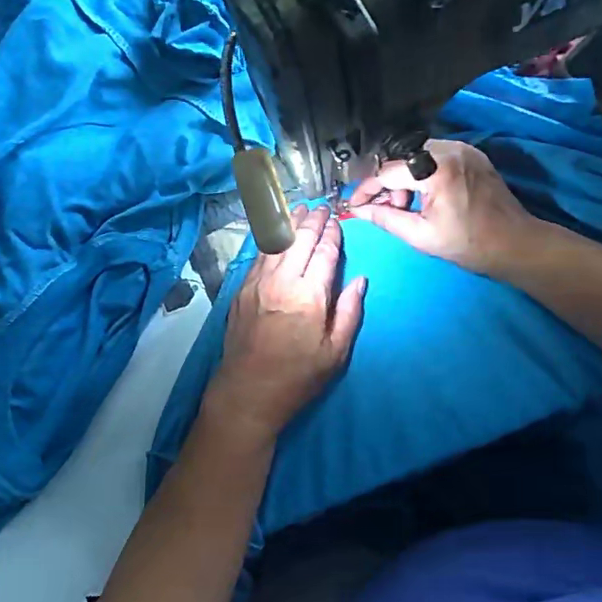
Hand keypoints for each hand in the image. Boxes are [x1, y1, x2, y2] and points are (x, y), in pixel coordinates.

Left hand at [201, 205, 366, 439]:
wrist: (247, 393)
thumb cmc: (296, 378)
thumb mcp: (335, 353)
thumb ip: (349, 313)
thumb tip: (360, 281)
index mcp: (308, 296)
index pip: (324, 253)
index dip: (332, 234)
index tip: (338, 221)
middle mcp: (280, 283)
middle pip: (298, 241)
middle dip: (312, 222)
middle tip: (322, 208)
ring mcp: (256, 285)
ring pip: (275, 244)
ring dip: (289, 225)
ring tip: (299, 210)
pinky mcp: (241, 292)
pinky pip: (258, 258)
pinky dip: (270, 241)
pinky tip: (276, 235)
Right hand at [348, 140, 546, 276]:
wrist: (514, 243)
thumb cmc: (467, 244)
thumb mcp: (420, 235)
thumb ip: (386, 218)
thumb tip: (358, 211)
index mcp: (437, 170)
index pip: (387, 172)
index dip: (366, 189)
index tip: (353, 204)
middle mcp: (450, 150)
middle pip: (400, 157)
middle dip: (388, 182)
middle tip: (391, 207)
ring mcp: (463, 148)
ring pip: (416, 153)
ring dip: (404, 176)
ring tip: (409, 204)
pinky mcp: (471, 153)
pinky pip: (434, 154)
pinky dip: (421, 171)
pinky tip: (425, 194)